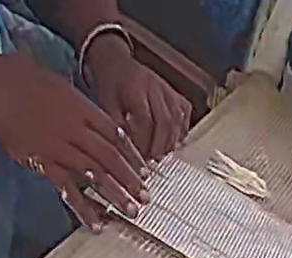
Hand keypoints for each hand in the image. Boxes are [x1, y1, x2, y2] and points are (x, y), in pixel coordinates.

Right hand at [0, 47, 148, 227]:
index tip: (145, 172)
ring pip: (96, 175)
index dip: (133, 156)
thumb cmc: (21, 81)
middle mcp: (76, 129)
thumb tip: (92, 122)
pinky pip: (69, 190)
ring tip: (130, 212)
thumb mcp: (58, 86)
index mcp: (82, 108)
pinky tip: (96, 223)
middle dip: (130, 180)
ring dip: (115, 195)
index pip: (116, 135)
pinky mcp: (44, 163)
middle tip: (145, 199)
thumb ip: (78, 107)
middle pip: (111, 158)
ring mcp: (61, 147)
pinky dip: (84, 208)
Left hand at [85, 39, 191, 161]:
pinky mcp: (175, 93)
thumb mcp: (107, 106)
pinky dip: (181, 131)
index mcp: (136, 89)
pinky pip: (185, 114)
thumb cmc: (112, 87)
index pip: (146, 121)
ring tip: (160, 153)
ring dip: (170, 141)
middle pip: (166, 122)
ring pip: (178, 120)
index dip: (144, 143)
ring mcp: (168, 89)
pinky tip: (171, 141)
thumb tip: (129, 151)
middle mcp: (155, 87)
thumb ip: (117, 127)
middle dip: (159, 146)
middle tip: (151, 160)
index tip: (139, 157)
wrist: (118, 64)